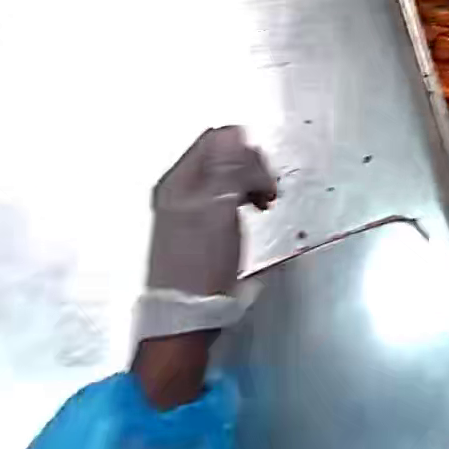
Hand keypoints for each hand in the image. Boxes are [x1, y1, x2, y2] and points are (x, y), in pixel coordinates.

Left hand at [139, 126, 278, 336]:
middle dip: (252, 166)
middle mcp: (180, 186)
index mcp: (181, 178)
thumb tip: (236, 131)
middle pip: (225, 153)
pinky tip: (252, 211)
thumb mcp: (219, 207)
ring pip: (228, 172)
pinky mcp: (197, 222)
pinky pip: (225, 191)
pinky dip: (243, 195)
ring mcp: (187, 204)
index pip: (219, 138)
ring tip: (265, 202)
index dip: (247, 150)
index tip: (263, 176)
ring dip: (251, 180)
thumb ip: (228, 166)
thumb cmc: (204, 261)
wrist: (185, 317)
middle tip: (267, 192)